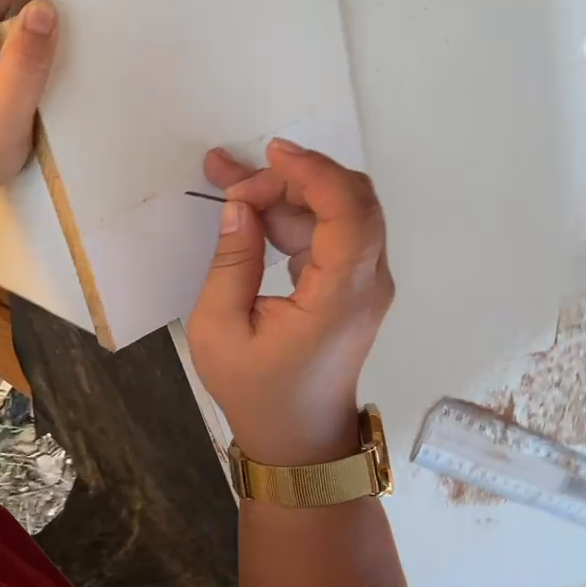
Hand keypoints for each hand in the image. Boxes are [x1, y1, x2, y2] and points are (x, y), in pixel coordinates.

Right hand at [185, 139, 394, 466]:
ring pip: (335, 214)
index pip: (348, 211)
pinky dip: (287, 217)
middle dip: (289, 180)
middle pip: (347, 202)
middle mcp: (367, 280)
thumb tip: (237, 209)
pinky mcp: (348, 285)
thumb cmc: (254, 388)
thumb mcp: (219, 328)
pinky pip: (326, 235)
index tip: (270, 153)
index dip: (313, 173)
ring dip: (283, 195)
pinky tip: (248, 213)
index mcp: (341, 294)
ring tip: (226, 183)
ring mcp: (362, 281)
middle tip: (229, 181)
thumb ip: (231, 263)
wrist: (295, 433)